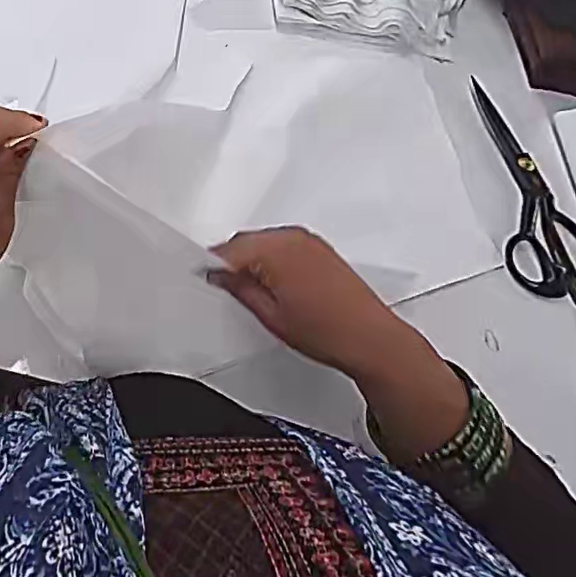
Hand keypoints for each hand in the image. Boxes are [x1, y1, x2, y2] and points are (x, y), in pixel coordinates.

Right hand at [208, 227, 418, 380]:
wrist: (371, 339)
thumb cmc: (330, 330)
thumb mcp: (270, 315)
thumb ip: (240, 289)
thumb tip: (222, 276)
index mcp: (275, 251)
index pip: (229, 249)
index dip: (212, 264)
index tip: (204, 274)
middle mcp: (293, 238)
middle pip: (245, 241)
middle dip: (232, 261)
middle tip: (224, 285)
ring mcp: (308, 240)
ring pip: (264, 241)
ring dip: (252, 258)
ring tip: (252, 290)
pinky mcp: (319, 247)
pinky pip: (283, 243)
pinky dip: (272, 257)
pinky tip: (273, 282)